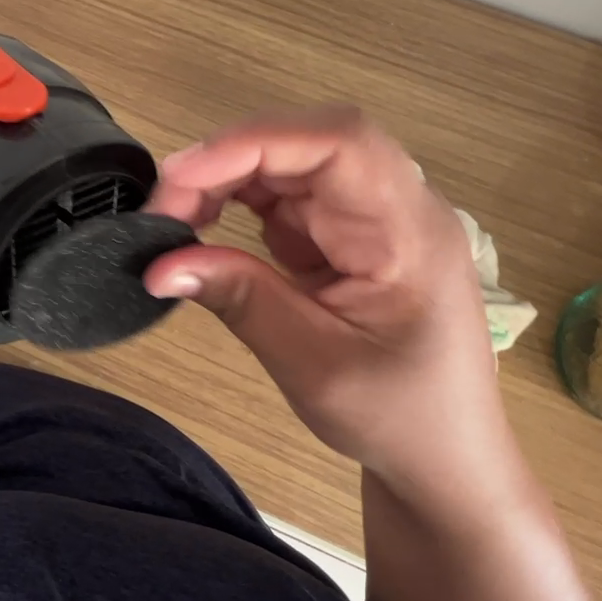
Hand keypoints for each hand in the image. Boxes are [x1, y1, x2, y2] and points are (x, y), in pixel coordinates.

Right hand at [143, 107, 508, 492]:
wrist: (442, 457)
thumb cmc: (398, 416)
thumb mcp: (313, 364)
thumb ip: (239, 300)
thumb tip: (159, 266)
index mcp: (407, 230)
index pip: (337, 144)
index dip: (253, 143)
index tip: (179, 177)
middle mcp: (391, 207)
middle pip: (304, 144)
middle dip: (225, 161)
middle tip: (162, 208)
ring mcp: (365, 219)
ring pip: (286, 165)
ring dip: (223, 180)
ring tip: (172, 219)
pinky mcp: (339, 236)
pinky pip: (280, 198)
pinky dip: (232, 203)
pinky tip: (201, 226)